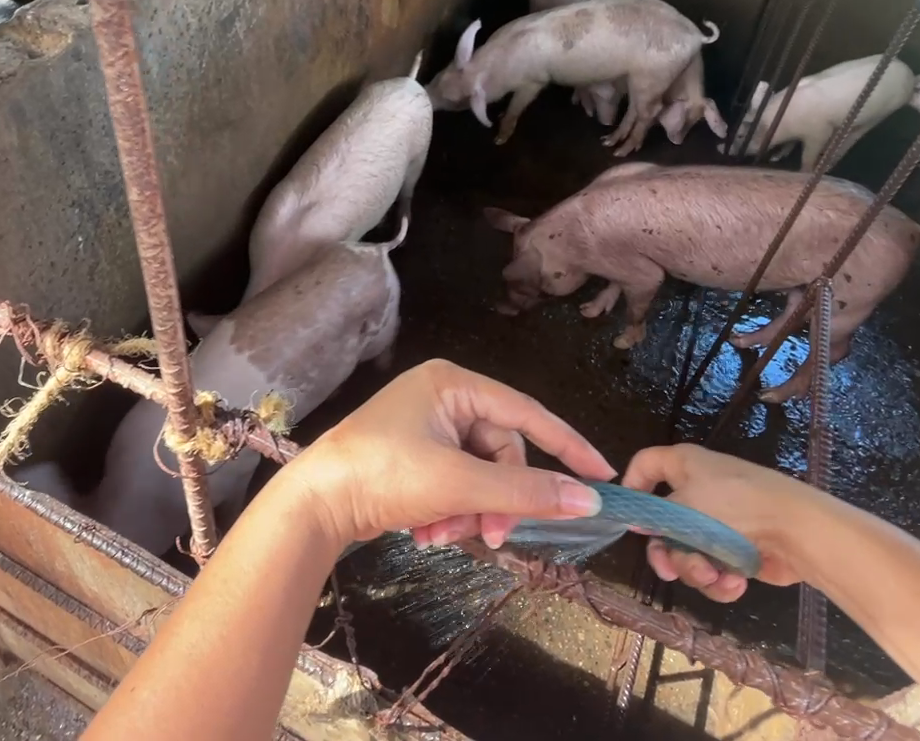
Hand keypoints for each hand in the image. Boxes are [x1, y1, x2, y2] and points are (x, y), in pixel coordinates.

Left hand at [279, 359, 614, 548]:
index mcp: (453, 384)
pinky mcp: (416, 456)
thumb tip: (588, 499)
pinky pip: (456, 483)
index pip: (526, 412)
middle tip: (490, 536)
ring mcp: (428, 427)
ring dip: (469, 512)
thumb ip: (525, 490)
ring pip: (479, 475)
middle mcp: (443, 397)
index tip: (604, 477)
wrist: (315, 503)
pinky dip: (450, 512)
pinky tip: (426, 533)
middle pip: (501, 453)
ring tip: (441, 535)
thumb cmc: (384, 474)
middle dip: (495, 500)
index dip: (567, 445)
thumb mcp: (459, 483)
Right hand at [622, 444, 814, 602]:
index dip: (632, 486)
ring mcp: (720, 522)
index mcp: (684, 465)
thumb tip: (641, 526)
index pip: (645, 464)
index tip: (628, 517)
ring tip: (713, 578)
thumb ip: (657, 518)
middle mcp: (698, 490)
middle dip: (667, 551)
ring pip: (688, 550)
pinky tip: (734, 585)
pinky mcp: (739, 551)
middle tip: (669, 571)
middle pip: (665, 523)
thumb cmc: (733, 505)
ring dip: (696, 570)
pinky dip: (720, 580)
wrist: (797, 530)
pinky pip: (714, 567)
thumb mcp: (683, 506)